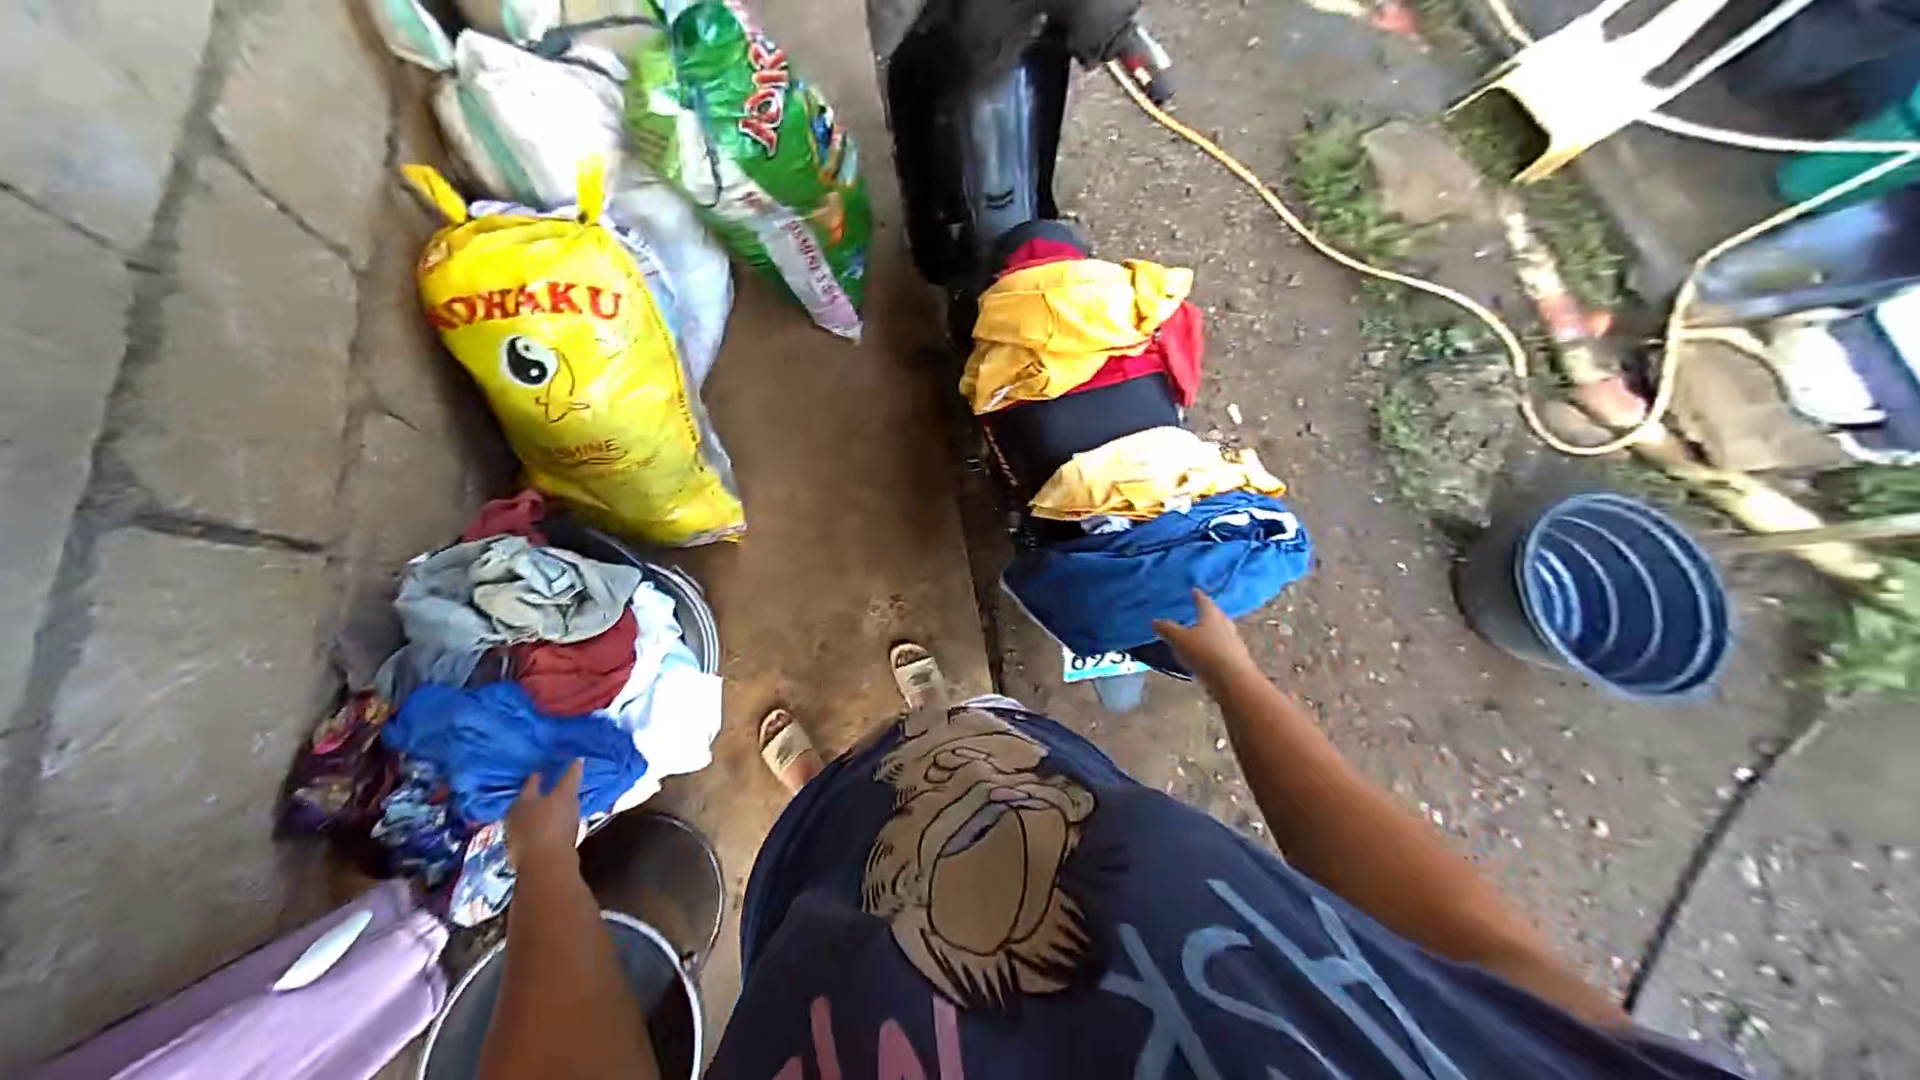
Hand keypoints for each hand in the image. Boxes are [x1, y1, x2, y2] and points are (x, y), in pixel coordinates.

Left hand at [505, 759, 583, 875]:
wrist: (545, 864)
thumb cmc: (553, 823)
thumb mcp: (566, 795)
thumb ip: (571, 777)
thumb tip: (578, 759)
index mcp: (521, 802)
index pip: (529, 785)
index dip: (537, 777)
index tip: (542, 772)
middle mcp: (514, 819)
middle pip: (524, 804)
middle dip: (535, 798)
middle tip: (547, 792)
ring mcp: (517, 838)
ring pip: (527, 821)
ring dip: (538, 816)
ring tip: (552, 812)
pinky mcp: (524, 855)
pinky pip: (533, 836)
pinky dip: (541, 831)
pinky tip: (552, 831)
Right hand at [1154, 590, 1257, 680]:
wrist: (1232, 679)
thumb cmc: (1204, 652)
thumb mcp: (1179, 639)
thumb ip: (1167, 629)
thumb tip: (1155, 620)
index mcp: (1211, 616)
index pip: (1203, 601)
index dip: (1197, 596)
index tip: (1194, 591)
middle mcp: (1225, 625)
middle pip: (1215, 616)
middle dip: (1206, 613)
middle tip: (1198, 611)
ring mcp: (1233, 642)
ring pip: (1220, 632)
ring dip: (1211, 631)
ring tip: (1200, 633)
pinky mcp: (1236, 658)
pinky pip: (1222, 648)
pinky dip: (1213, 647)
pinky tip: (1206, 654)